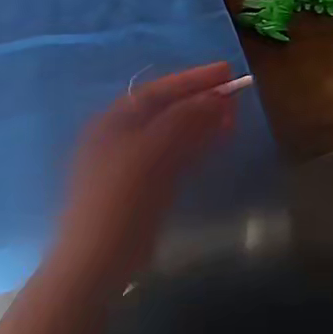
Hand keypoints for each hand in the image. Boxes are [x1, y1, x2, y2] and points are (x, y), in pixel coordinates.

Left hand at [56, 63, 242, 272]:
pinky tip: (215, 143)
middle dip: (200, 101)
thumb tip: (215, 97)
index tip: (227, 71)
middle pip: (165, 110)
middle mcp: (119, 136)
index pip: (157, 91)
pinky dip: (195, 146)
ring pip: (172, 134)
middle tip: (236, 95)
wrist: (96, 262)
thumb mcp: (151, 154)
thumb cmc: (119, 201)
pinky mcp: (142, 189)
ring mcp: (130, 164)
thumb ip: (183, 122)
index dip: (192, 79)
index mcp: (113, 122)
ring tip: (233, 117)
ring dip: (202, 122)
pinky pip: (173, 156)